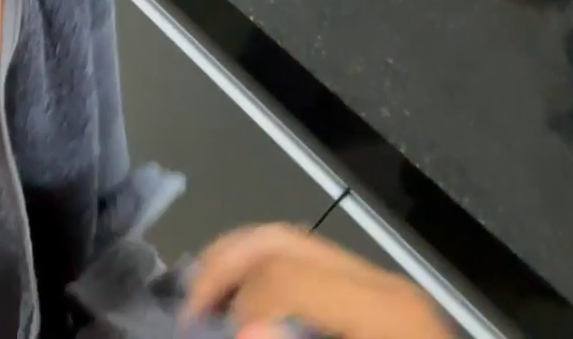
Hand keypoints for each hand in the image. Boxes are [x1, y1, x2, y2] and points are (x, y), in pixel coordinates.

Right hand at [186, 225, 451, 338]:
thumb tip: (247, 327)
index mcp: (386, 313)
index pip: (285, 275)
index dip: (237, 305)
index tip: (203, 337)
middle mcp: (384, 287)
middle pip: (281, 243)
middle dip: (223, 266)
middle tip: (187, 311)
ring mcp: (384, 292)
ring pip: (289, 245)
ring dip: (238, 268)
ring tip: (204, 305)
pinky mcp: (381, 307)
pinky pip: (308, 269)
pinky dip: (265, 279)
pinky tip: (244, 310)